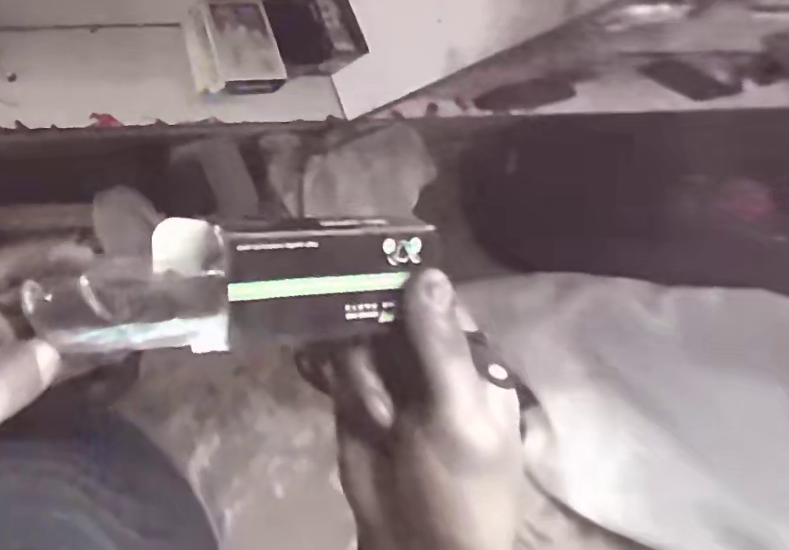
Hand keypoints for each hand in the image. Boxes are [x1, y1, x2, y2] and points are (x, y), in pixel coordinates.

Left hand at [0, 241, 92, 549]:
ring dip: (64, 316)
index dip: (39, 255)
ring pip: (28, 320)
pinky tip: (94, 353)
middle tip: (108, 280)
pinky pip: (30, 356)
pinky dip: (58, 354)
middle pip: (18, 288)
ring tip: (110, 310)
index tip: (83, 253)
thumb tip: (54, 350)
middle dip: (60, 281)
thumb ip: (2, 382)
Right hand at [303, 270, 525, 549]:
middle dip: (367, 326)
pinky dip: (327, 368)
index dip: (401, 278)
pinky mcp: (353, 387)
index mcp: (467, 358)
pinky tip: (321, 380)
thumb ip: (440, 346)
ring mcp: (387, 371)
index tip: (367, 266)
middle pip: (383, 306)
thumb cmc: (457, 486)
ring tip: (373, 414)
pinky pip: (332, 356)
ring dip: (357, 371)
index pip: (433, 296)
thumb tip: (428, 272)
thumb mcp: (458, 417)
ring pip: (353, 332)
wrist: (413, 545)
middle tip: (361, 347)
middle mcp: (424, 355)